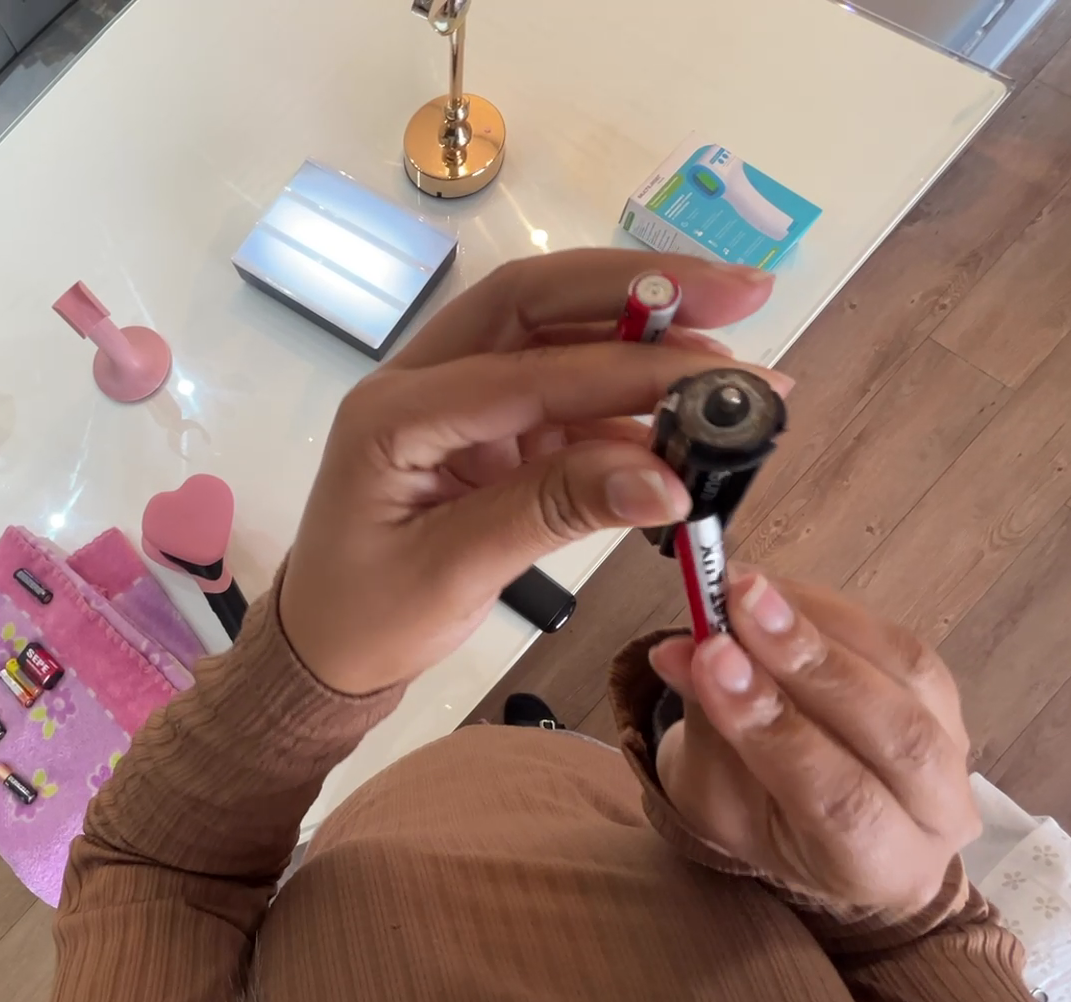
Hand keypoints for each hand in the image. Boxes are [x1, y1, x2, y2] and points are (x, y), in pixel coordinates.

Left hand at [279, 249, 782, 694]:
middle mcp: (418, 385)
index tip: (723, 378)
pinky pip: (554, 399)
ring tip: (728, 364)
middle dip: (637, 290)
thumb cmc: (368, 616)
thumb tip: (670, 480)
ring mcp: (450, 403)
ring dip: (636, 341)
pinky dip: (616, 406)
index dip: (625, 370)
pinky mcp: (478, 431)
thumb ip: (551, 512)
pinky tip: (674, 423)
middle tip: (743, 294)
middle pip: (530, 305)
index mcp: (392, 414)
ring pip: (548, 339)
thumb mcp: (453, 570)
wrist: (328, 642)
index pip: (522, 369)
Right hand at [648, 571, 979, 911]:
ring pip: (908, 677)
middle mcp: (936, 814)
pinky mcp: (939, 693)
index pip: (839, 800)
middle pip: (897, 735)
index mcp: (873, 867)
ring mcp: (953, 748)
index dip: (774, 725)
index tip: (712, 658)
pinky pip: (897, 642)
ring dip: (819, 621)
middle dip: (809, 659)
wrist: (794, 809)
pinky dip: (828, 607)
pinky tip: (770, 587)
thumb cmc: (750, 811)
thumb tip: (676, 650)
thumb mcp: (709, 789)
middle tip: (738, 600)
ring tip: (744, 584)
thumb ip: (707, 720)